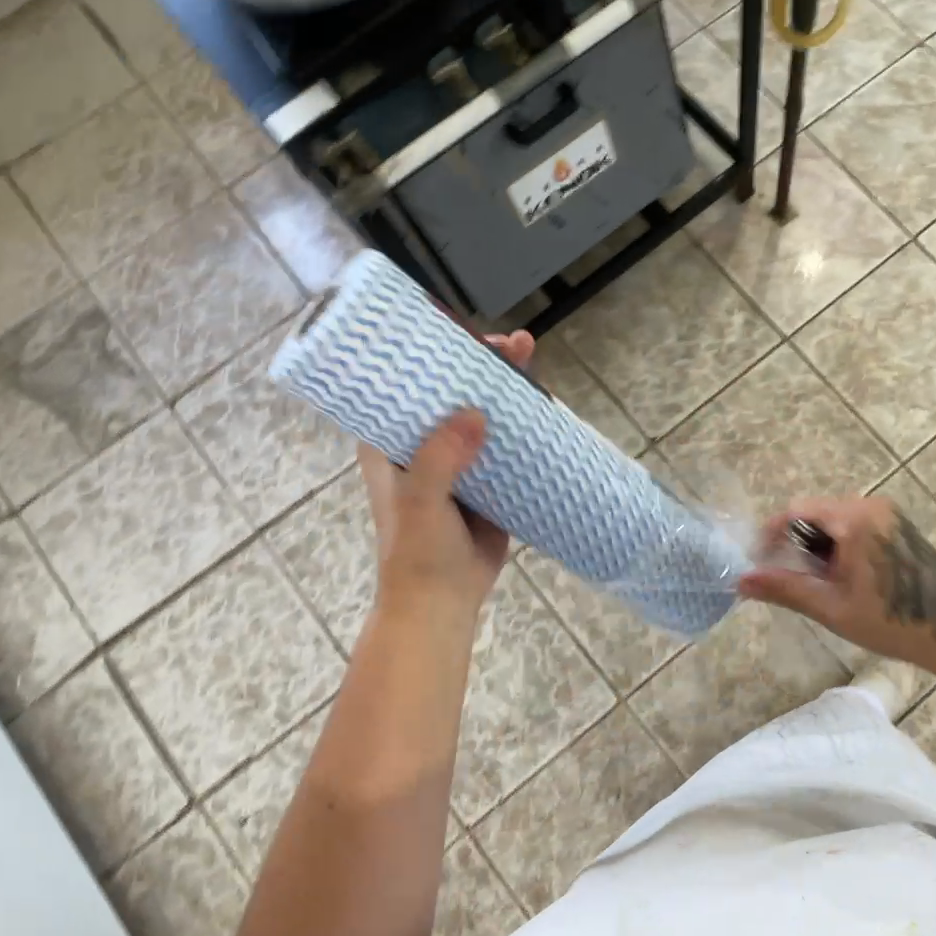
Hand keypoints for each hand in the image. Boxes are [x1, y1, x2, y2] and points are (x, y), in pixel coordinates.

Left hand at [360, 331, 534, 618]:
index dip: (433, 355)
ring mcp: (457, 463)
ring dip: (506, 394)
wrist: (443, 603)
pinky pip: (506, 448)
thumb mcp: (421, 503)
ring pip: (483, 418)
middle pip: (453, 394)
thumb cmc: (418, 553)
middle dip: (481, 367)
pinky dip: (523, 429)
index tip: (463, 332)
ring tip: (533, 364)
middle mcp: (422, 446)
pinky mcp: (488, 483)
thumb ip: (441, 459)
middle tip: (514, 344)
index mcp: (391, 443)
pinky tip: (544, 409)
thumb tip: (478, 414)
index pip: (409, 385)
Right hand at [736, 496, 935, 675]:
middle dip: (796, 545)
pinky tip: (846, 582)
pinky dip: (841, 548)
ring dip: (819, 549)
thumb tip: (741, 580)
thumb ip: (784, 588)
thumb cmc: (892, 622)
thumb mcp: (831, 608)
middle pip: (816, 513)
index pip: (796, 510)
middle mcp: (873, 506)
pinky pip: (857, 528)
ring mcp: (890, 516)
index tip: (758, 563)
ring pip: (836, 522)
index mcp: (855, 518)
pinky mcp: (901, 529)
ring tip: (820, 587)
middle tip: (789, 581)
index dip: (770, 535)